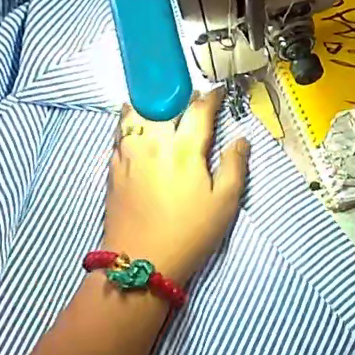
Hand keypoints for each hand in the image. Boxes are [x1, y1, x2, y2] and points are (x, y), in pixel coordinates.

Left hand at [100, 87, 250, 288]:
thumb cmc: (190, 233)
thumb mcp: (224, 203)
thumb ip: (235, 167)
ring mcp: (128, 155)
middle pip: (161, 103)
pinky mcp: (113, 168)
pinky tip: (137, 128)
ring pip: (134, 114)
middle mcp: (153, 145)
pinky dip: (130, 122)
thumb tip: (241, 140)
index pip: (198, 110)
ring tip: (160, 104)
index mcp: (184, 150)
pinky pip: (119, 133)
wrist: (141, 262)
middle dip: (177, 94)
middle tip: (189, 96)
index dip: (211, 97)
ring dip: (149, 103)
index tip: (218, 92)